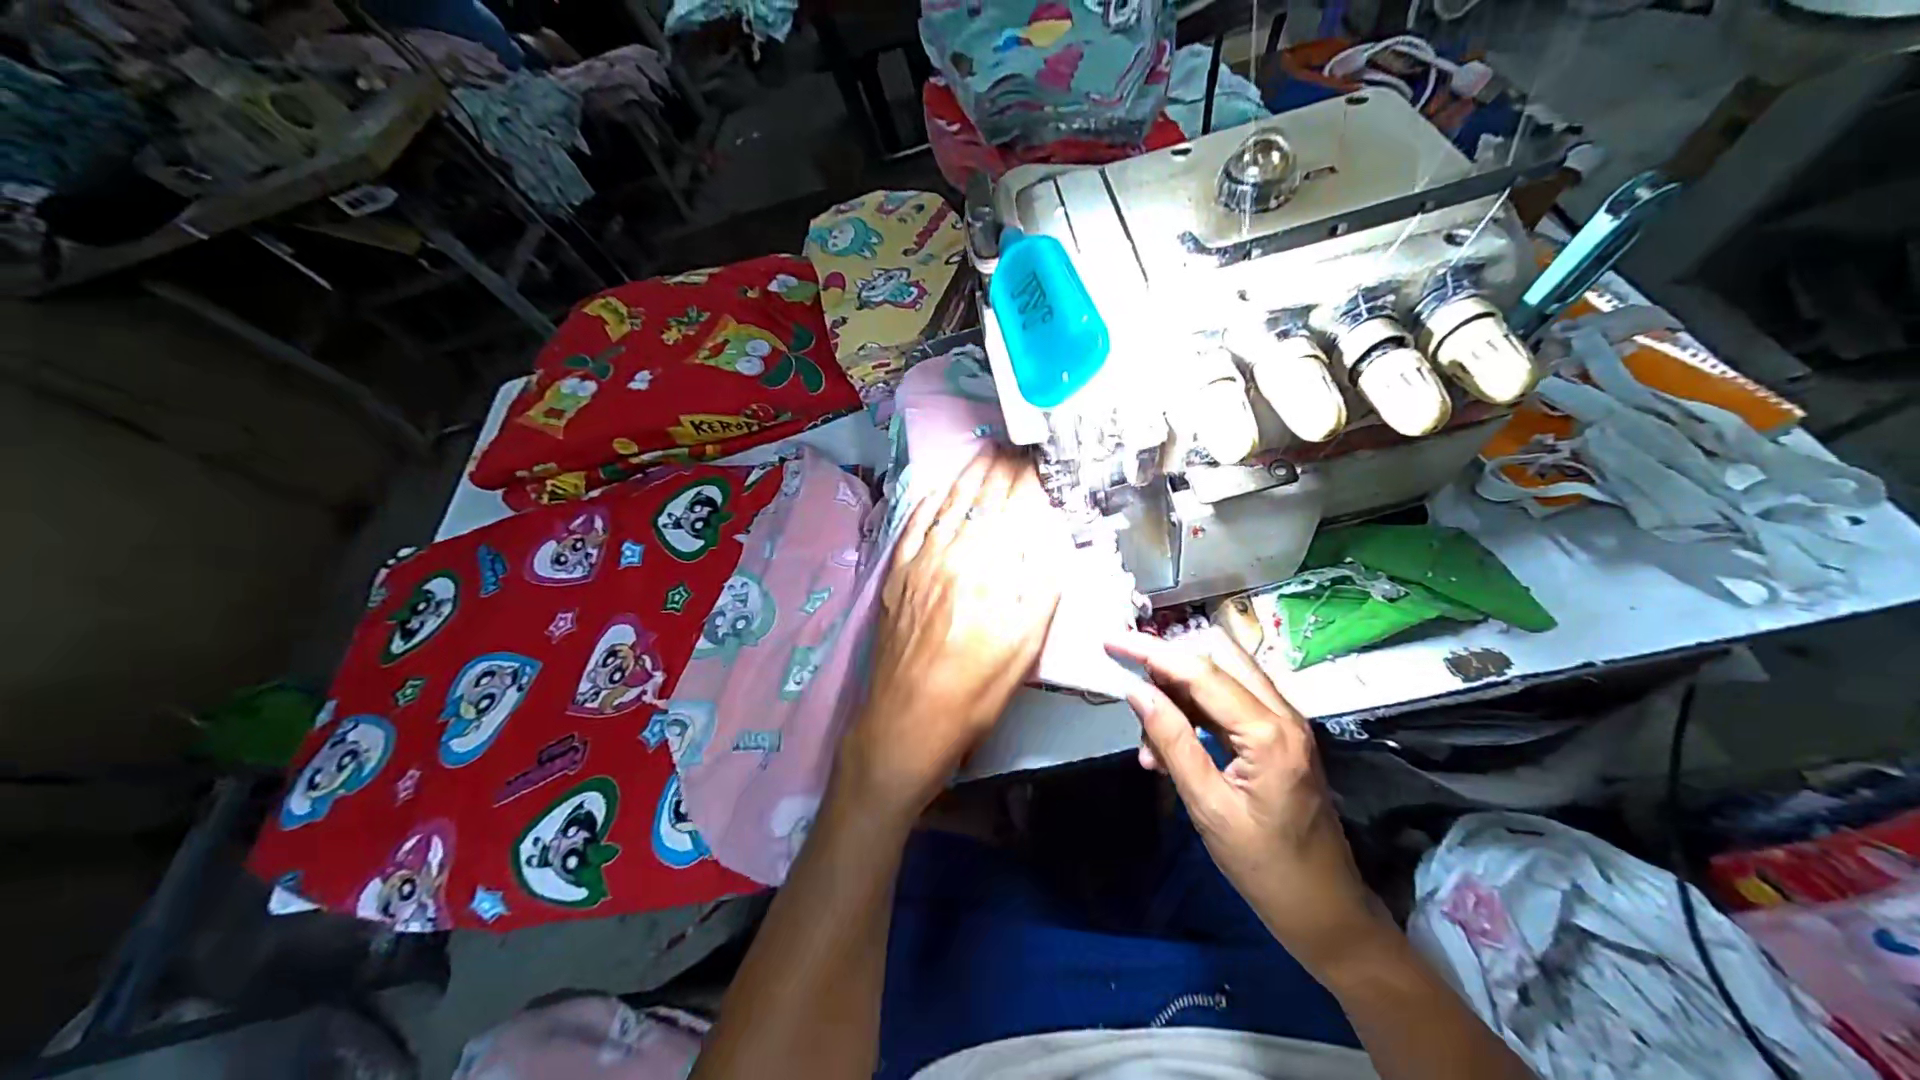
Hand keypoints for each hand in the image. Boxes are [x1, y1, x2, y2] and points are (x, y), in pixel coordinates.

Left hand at [837, 448, 1065, 821]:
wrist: (908, 719)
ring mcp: (919, 563)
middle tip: (1017, 449)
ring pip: (947, 506)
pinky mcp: (896, 576)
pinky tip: (938, 490)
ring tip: (985, 454)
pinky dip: (928, 502)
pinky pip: (913, 526)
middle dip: (1002, 470)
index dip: (1029, 483)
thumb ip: (1039, 587)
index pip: (1013, 511)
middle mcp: (952, 556)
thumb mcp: (1025, 646)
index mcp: (989, 571)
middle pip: (980, 501)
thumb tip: (1050, 541)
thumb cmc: (975, 691)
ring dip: (968, 476)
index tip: (1041, 463)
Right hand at [1107, 630, 1392, 976]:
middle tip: (1128, 681)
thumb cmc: (1265, 867)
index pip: (1201, 672)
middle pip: (1218, 658)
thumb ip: (1172, 742)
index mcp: (1268, 733)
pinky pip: (1229, 704)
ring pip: (1222, 678)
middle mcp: (1282, 714)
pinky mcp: (1278, 737)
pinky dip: (1194, 713)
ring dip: (1178, 694)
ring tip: (1148, 745)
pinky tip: (1167, 751)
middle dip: (1167, 661)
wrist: (1325, 908)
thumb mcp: (1208, 807)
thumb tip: (1137, 692)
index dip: (1152, 652)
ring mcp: (1284, 723)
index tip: (1113, 640)